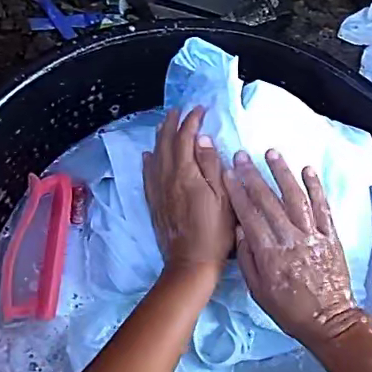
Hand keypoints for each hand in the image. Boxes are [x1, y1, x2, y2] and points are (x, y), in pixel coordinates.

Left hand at [142, 106, 235, 274]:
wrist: (191, 262)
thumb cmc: (215, 232)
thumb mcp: (224, 197)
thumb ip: (212, 166)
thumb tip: (202, 140)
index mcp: (187, 174)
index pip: (186, 138)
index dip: (192, 121)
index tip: (200, 110)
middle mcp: (168, 178)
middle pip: (166, 143)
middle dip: (172, 124)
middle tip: (178, 111)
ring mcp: (159, 191)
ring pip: (155, 156)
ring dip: (159, 137)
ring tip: (164, 125)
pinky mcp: (155, 203)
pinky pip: (147, 176)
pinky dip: (148, 161)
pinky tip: (147, 156)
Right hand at [224, 149, 369, 346]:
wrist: (329, 321)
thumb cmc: (289, 310)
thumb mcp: (258, 290)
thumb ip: (248, 258)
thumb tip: (240, 229)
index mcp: (269, 254)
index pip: (249, 215)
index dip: (236, 192)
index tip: (227, 173)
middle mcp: (290, 240)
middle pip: (268, 201)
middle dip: (253, 176)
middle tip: (242, 156)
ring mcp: (312, 236)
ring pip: (295, 197)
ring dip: (282, 173)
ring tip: (272, 153)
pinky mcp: (330, 236)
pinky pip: (322, 207)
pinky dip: (315, 187)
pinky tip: (307, 170)